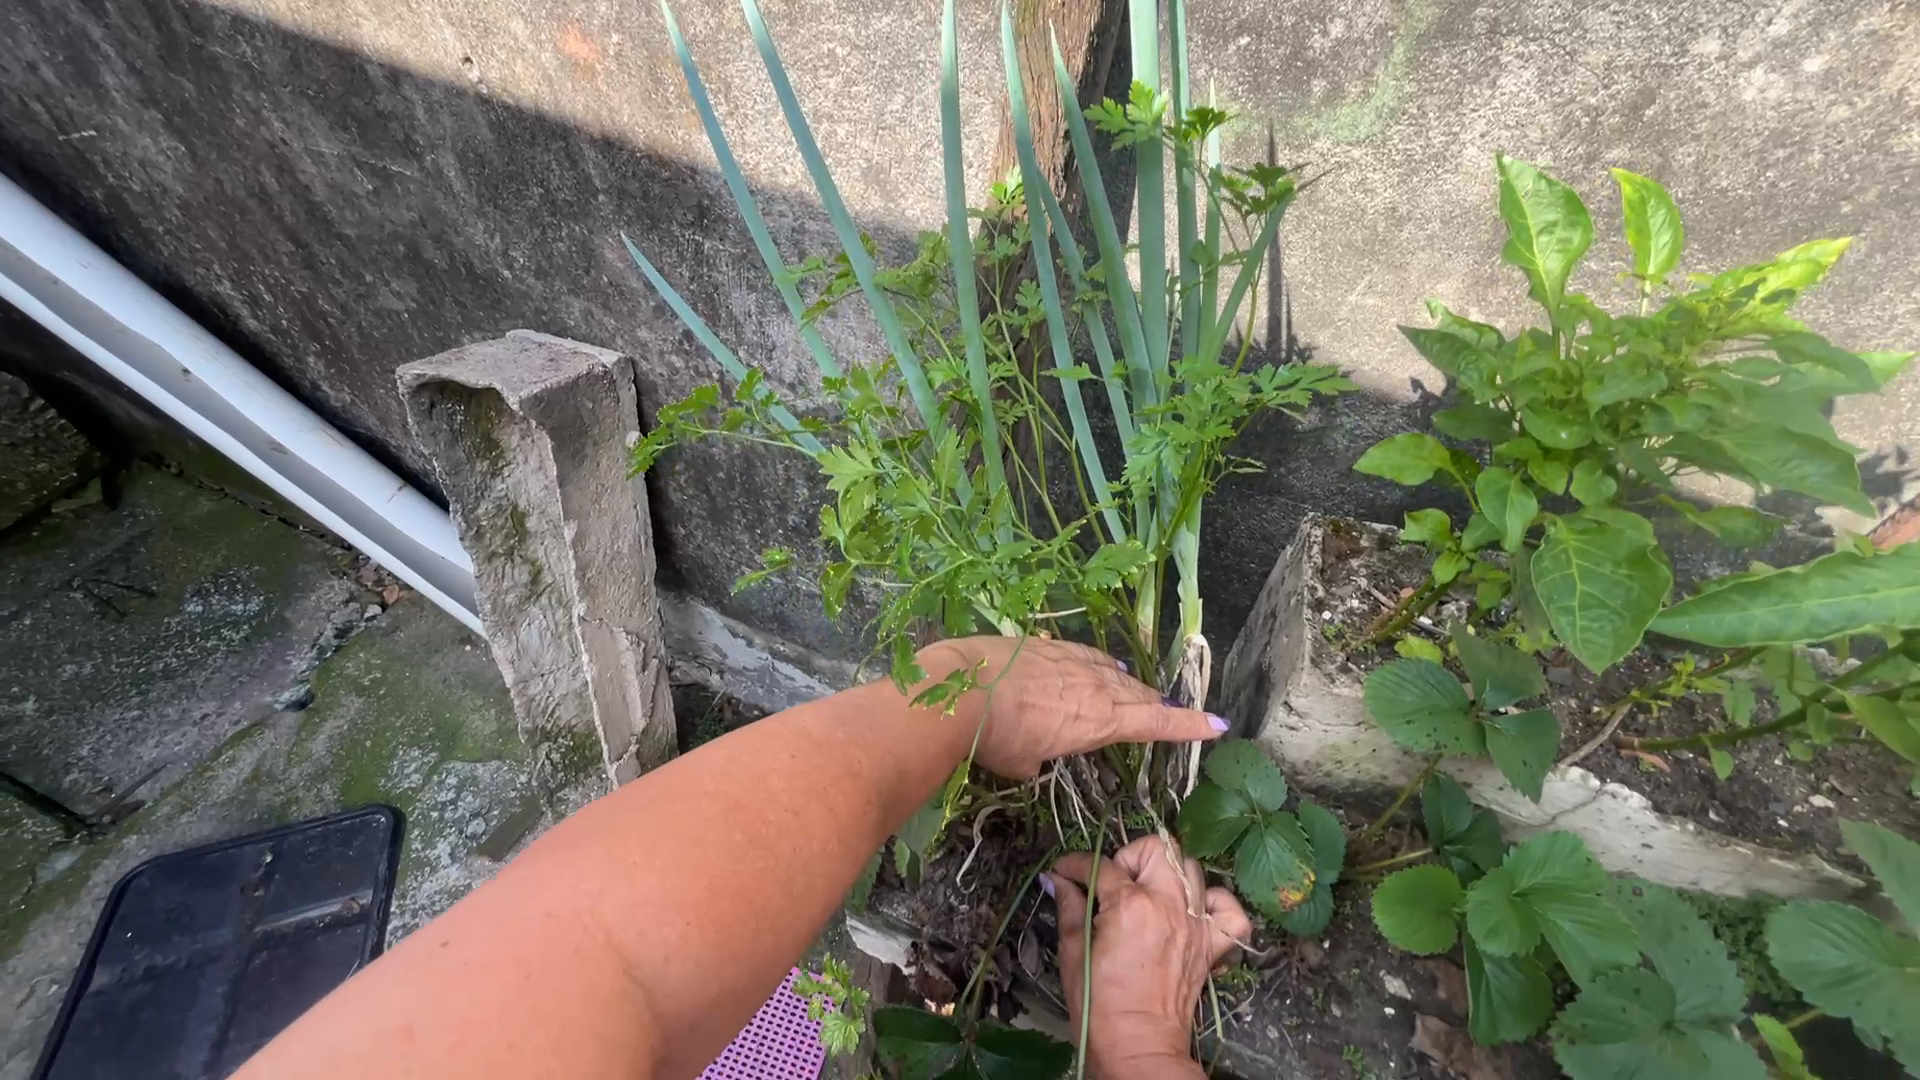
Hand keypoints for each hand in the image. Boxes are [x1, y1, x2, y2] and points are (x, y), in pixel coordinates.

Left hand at [914, 637, 1227, 779]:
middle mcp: (1095, 686)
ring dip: (1129, 684)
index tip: (1218, 724)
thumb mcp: (1023, 764)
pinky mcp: (1047, 645)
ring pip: (1113, 671)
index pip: (1156, 723)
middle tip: (1169, 712)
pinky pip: (1087, 654)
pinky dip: (1100, 663)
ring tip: (1139, 688)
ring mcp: (1072, 660)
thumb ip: (1038, 760)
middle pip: (1138, 694)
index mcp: (1100, 720)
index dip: (1189, 725)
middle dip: (1156, 705)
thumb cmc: (996, 736)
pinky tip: (1103, 662)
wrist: (962, 687)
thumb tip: (1034, 757)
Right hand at [1048, 836, 1252, 1079]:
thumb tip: (1059, 879)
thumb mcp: (1073, 952)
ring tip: (1147, 893)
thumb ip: (1068, 906)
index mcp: (1129, 905)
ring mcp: (1194, 924)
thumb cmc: (1099, 1005)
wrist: (1137, 1049)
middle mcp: (1167, 905)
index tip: (1063, 871)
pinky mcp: (1211, 946)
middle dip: (1129, 857)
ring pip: (1191, 868)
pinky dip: (1216, 903)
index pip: (1101, 865)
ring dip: (1167, 872)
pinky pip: (1230, 911)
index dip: (1076, 864)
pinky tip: (1193, 910)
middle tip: (1113, 882)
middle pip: (1156, 848)